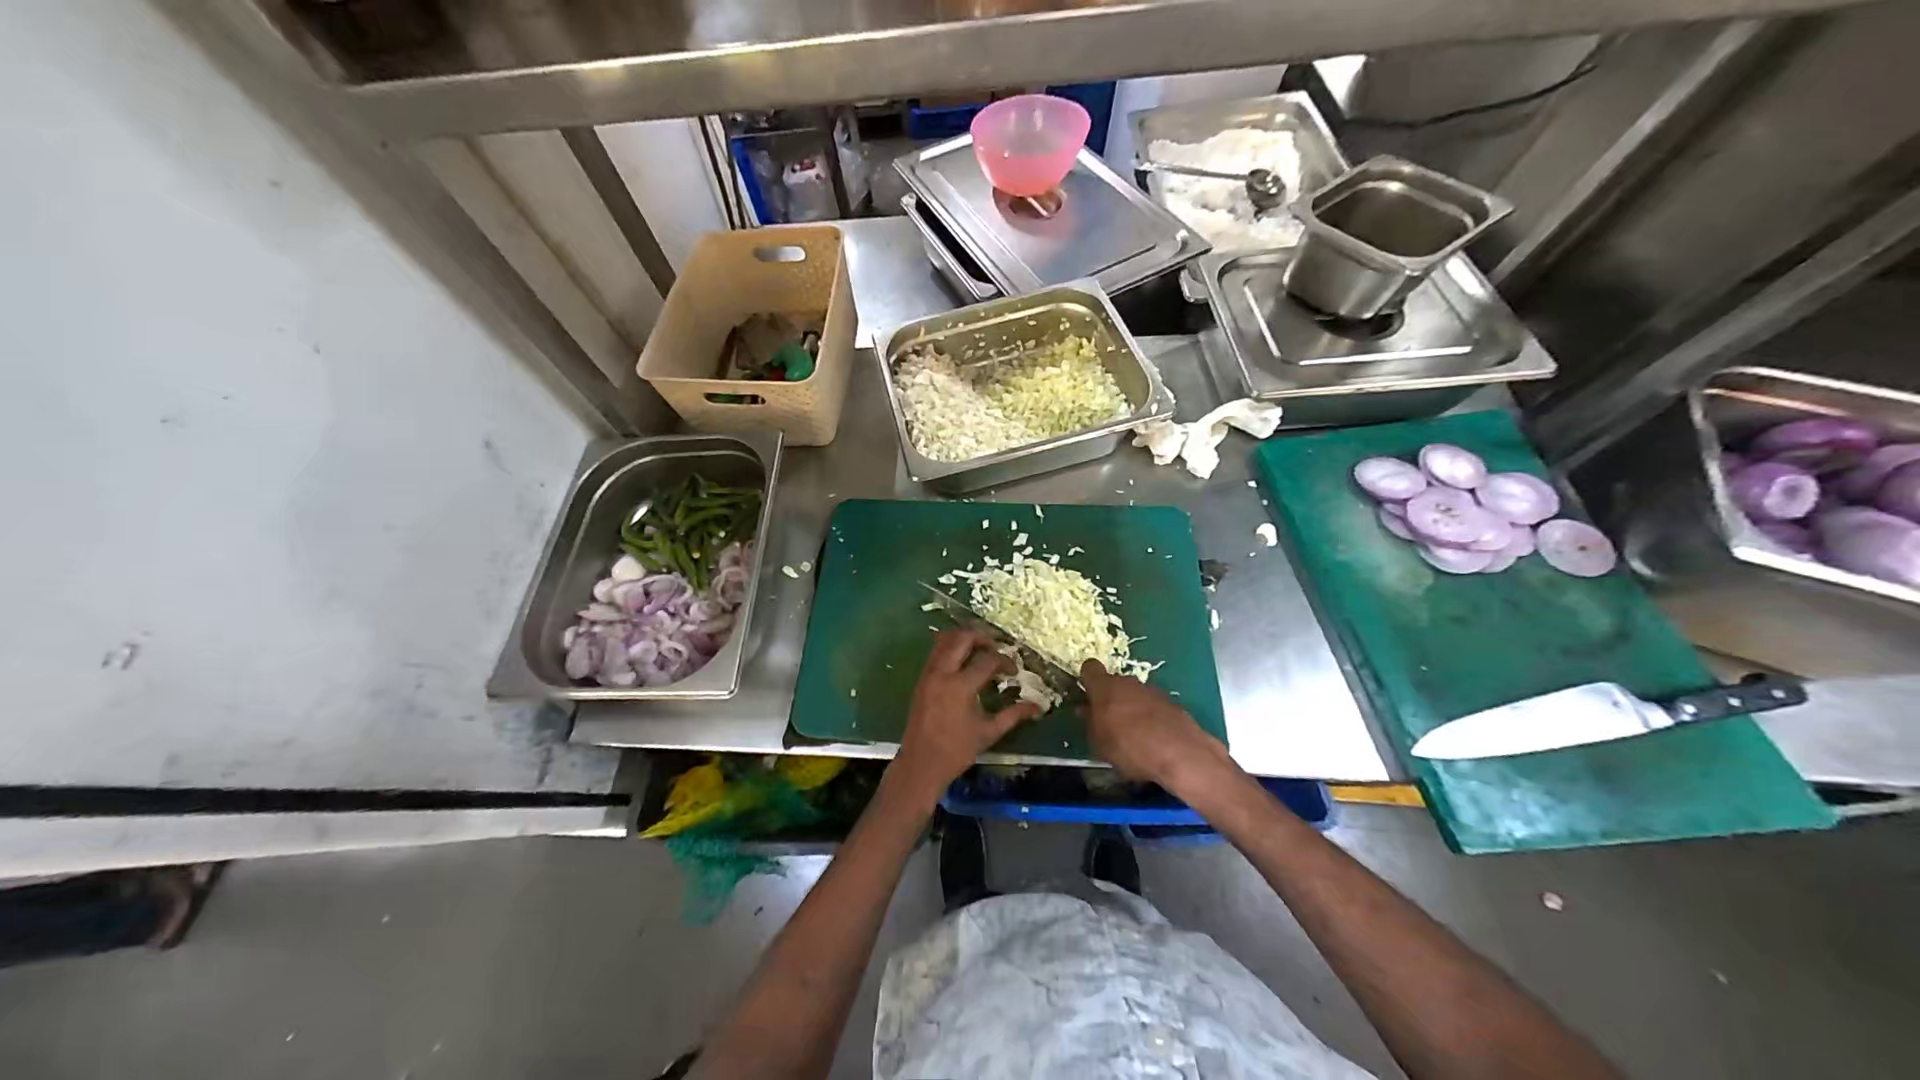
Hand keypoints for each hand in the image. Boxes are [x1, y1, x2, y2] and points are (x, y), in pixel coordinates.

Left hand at [891, 629, 1042, 800]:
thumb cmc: (956, 751)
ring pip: (945, 639)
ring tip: (981, 650)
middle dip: (983, 637)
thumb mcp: (988, 733)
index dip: (1005, 662)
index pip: (987, 660)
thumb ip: (1013, 715)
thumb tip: (1037, 707)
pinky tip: (964, 662)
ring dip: (964, 639)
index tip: (1013, 672)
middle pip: (962, 637)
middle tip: (997, 649)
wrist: (920, 764)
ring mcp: (929, 674)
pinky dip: (951, 648)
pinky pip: (936, 651)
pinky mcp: (921, 679)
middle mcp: (942, 673)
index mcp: (960, 686)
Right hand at [1080, 659, 1230, 792]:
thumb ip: (1090, 722)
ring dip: (1131, 708)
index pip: (1090, 668)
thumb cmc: (1130, 748)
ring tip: (1133, 736)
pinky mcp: (1172, 704)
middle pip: (1114, 683)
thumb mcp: (1098, 742)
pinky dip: (1151, 718)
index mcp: (1105, 687)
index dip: (1087, 679)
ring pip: (1135, 694)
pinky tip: (1153, 740)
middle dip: (1110, 699)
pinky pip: (1153, 706)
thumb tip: (1085, 710)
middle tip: (1108, 722)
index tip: (1086, 695)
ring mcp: (1153, 691)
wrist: (1181, 754)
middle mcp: (1128, 682)